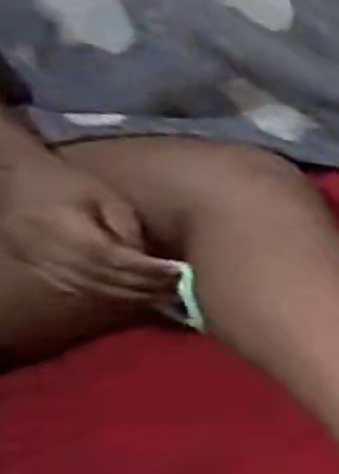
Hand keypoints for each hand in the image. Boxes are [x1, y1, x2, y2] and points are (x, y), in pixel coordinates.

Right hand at [0, 155, 176, 301]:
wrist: (19, 177)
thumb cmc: (73, 184)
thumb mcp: (107, 199)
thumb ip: (128, 230)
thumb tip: (152, 262)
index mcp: (52, 223)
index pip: (106, 255)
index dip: (146, 267)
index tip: (179, 271)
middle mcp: (35, 245)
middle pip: (100, 276)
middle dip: (146, 285)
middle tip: (184, 288)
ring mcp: (30, 258)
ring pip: (91, 288)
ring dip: (134, 296)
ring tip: (171, 295)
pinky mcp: (34, 267)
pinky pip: (78, 290)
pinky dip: (114, 296)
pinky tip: (143, 296)